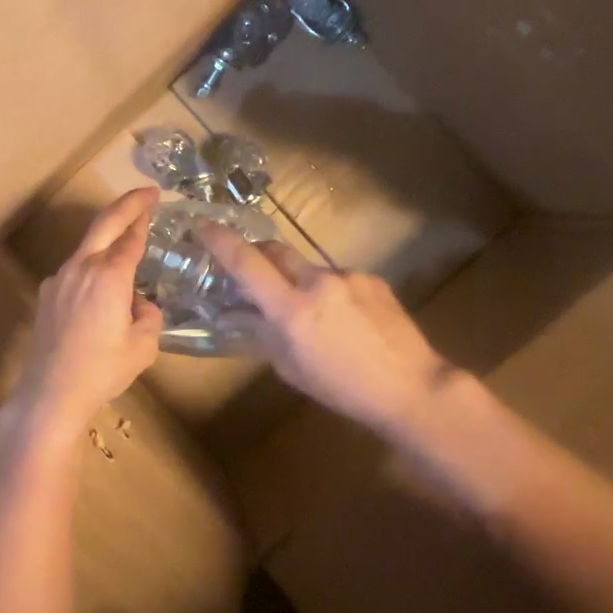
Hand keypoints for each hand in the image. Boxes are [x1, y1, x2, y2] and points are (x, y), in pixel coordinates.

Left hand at [12, 188, 164, 428]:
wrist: (52, 392)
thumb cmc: (102, 370)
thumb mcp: (143, 345)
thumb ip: (148, 316)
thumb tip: (139, 304)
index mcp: (110, 275)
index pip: (131, 235)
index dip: (143, 214)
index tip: (154, 199)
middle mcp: (82, 267)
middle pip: (104, 223)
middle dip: (126, 204)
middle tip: (145, 193)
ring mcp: (59, 279)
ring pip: (87, 247)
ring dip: (108, 238)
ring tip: (127, 243)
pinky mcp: (47, 294)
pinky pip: (74, 270)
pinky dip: (92, 266)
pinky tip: (102, 288)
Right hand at [198, 224, 451, 436]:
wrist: (411, 387)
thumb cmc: (342, 388)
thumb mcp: (290, 367)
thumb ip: (263, 333)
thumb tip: (240, 314)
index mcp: (292, 309)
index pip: (246, 263)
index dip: (220, 240)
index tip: (202, 224)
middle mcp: (318, 282)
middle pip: (276, 251)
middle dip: (258, 256)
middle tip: (250, 273)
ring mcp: (349, 277)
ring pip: (309, 268)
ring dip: (298, 282)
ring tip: (310, 316)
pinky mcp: (373, 280)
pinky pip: (338, 279)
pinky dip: (329, 293)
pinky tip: (343, 321)